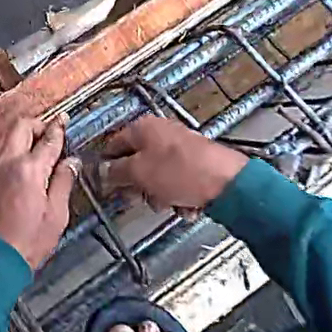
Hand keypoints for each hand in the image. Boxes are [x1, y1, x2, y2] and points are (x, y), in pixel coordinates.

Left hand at [0, 115, 77, 270]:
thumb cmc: (27, 241)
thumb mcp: (57, 214)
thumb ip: (63, 182)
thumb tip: (71, 163)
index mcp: (29, 169)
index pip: (47, 140)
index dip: (58, 129)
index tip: (64, 122)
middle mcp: (6, 161)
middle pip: (20, 126)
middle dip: (37, 125)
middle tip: (51, 133)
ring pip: (6, 136)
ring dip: (22, 134)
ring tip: (38, 146)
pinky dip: (11, 148)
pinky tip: (22, 162)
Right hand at [98, 115, 247, 211]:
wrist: (230, 183)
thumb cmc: (179, 172)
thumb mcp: (138, 173)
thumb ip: (115, 171)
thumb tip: (101, 171)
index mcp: (142, 127)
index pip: (113, 145)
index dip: (108, 166)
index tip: (108, 185)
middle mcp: (160, 131)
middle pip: (136, 159)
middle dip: (137, 183)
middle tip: (139, 198)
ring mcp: (181, 145)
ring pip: (157, 172)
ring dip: (158, 191)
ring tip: (168, 204)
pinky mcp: (199, 161)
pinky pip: (178, 177)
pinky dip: (178, 192)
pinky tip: (185, 204)